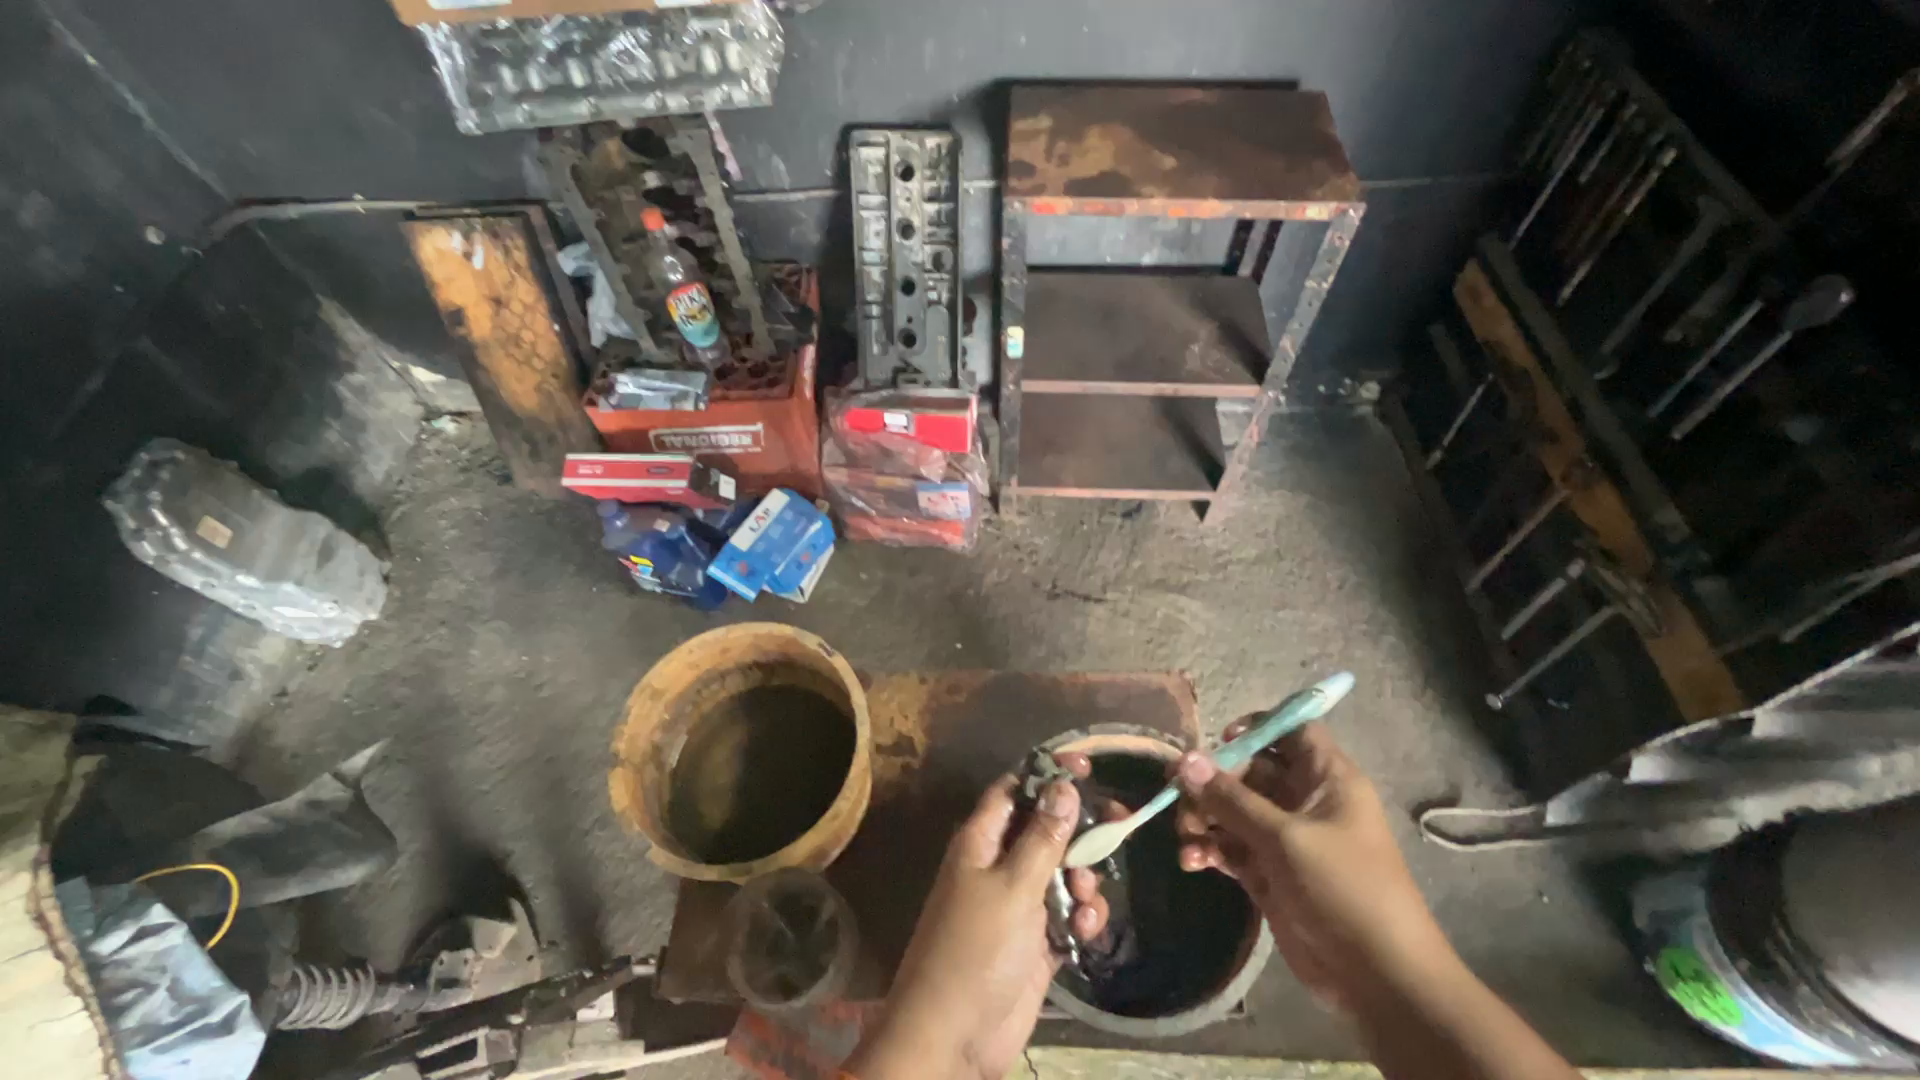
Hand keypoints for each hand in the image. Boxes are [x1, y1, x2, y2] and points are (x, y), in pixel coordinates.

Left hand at [846, 768, 1106, 1079]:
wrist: (955, 1035)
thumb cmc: (977, 949)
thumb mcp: (1013, 887)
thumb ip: (1043, 838)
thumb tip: (1063, 786)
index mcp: (981, 841)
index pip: (1016, 789)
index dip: (1047, 774)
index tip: (1086, 767)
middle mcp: (998, 864)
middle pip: (1046, 829)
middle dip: (1080, 830)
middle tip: (1119, 825)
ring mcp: (1017, 903)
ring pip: (1063, 871)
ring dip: (1083, 879)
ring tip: (1084, 900)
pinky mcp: (1035, 940)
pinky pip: (1066, 912)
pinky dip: (1080, 916)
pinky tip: (1084, 929)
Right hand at [1174, 721, 1455, 1014]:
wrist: (1378, 977)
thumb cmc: (1344, 889)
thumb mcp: (1285, 838)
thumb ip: (1231, 799)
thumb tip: (1184, 761)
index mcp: (1326, 779)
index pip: (1293, 732)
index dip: (1257, 728)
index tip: (1218, 741)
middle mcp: (1305, 802)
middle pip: (1250, 771)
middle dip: (1212, 782)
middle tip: (1177, 796)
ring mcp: (1286, 840)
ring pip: (1233, 811)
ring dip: (1204, 818)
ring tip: (1186, 836)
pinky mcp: (1270, 874)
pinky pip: (1230, 847)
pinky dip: (1209, 850)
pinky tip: (1192, 862)